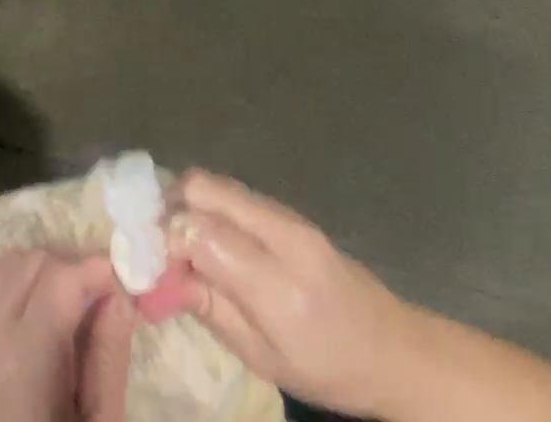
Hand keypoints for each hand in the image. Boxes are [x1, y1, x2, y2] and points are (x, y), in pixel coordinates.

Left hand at [0, 250, 134, 421]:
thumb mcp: (98, 421)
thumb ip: (109, 356)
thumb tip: (121, 295)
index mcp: (25, 356)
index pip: (62, 279)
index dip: (98, 270)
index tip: (128, 282)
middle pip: (36, 262)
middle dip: (75, 271)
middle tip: (104, 303)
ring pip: (10, 261)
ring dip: (46, 269)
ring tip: (74, 306)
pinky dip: (16, 274)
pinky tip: (38, 302)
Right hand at [157, 171, 424, 416]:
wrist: (397, 351)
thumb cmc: (328, 366)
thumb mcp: (260, 355)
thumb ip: (206, 306)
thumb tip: (155, 275)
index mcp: (278, 284)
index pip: (200, 231)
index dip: (164, 241)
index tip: (153, 265)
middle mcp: (283, 235)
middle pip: (202, 187)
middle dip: (168, 208)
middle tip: (160, 244)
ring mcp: (289, 216)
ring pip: (214, 182)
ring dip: (186, 204)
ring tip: (181, 242)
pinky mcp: (288, 211)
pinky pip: (232, 192)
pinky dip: (206, 206)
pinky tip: (208, 237)